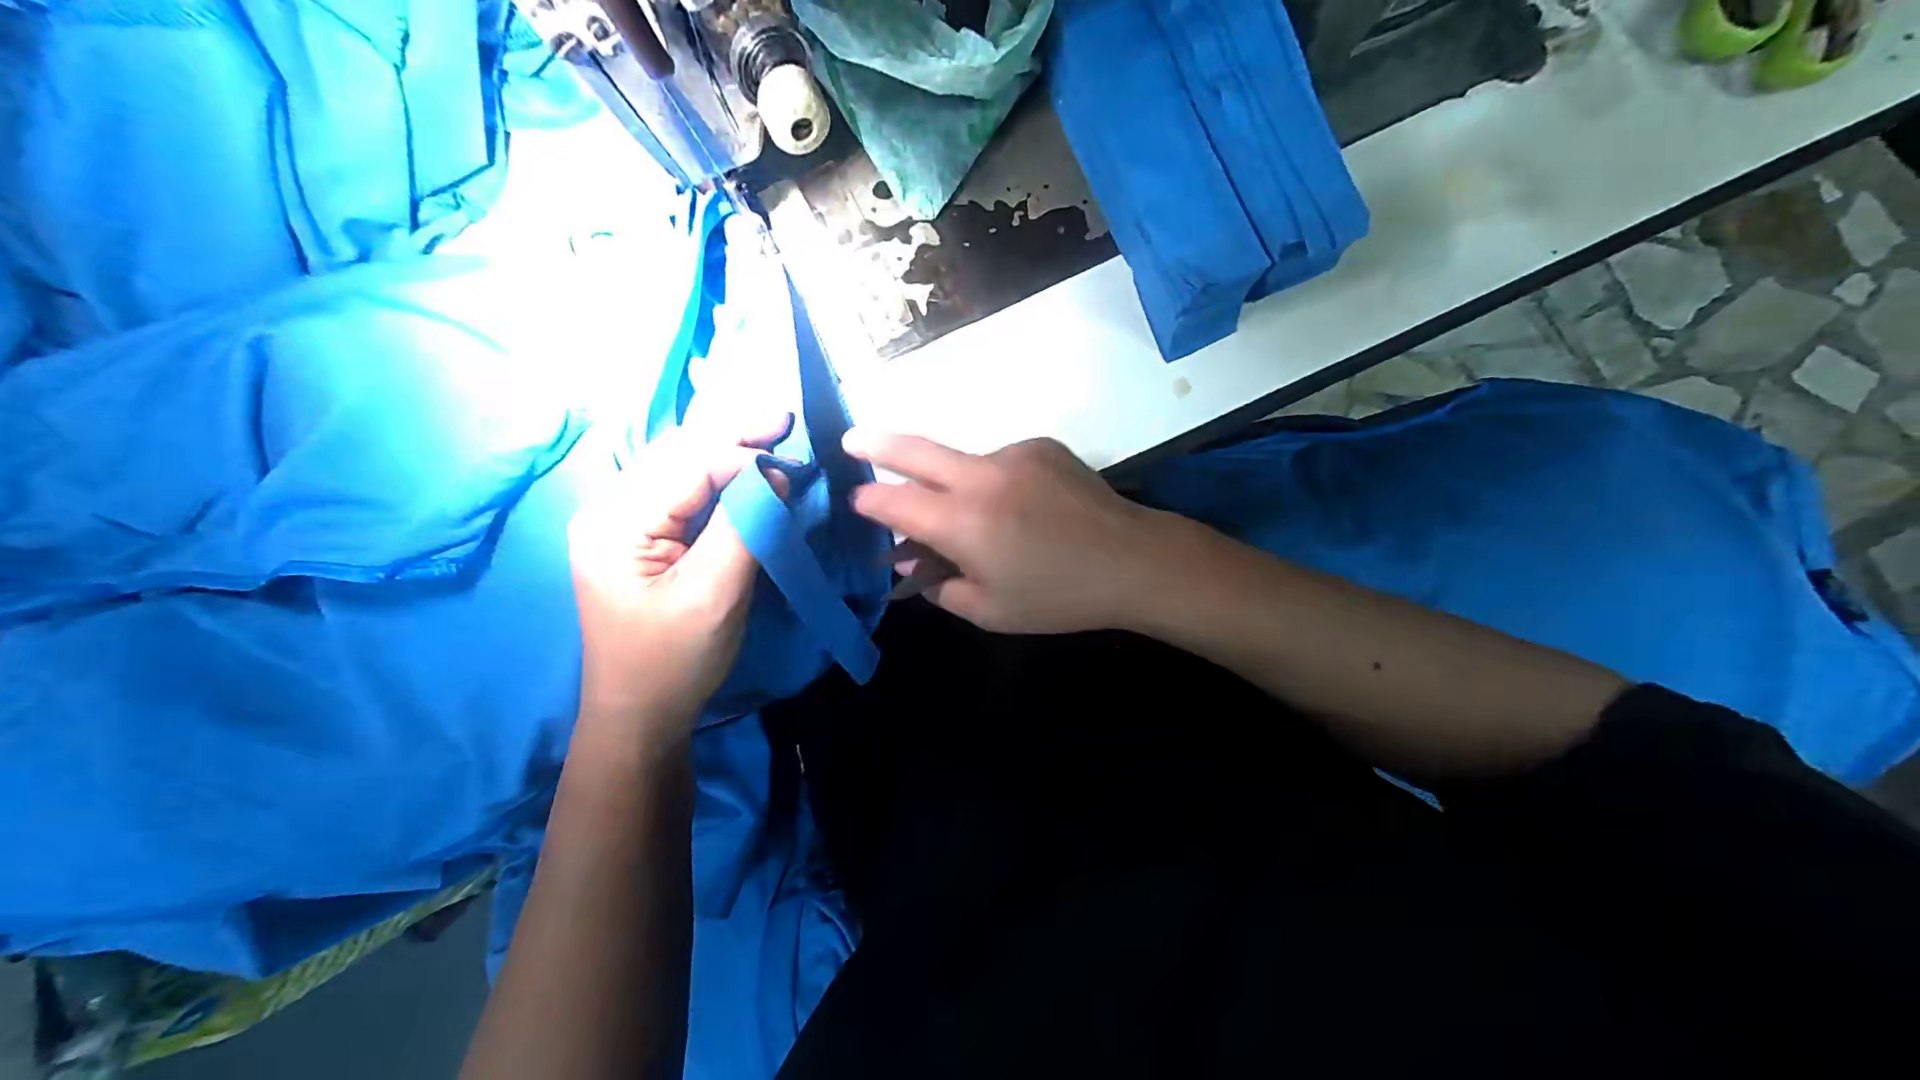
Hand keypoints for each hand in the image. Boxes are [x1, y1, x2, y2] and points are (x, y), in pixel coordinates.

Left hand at [568, 417, 791, 727]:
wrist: (639, 714)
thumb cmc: (674, 660)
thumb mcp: (714, 594)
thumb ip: (744, 527)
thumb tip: (774, 475)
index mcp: (615, 523)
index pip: (686, 466)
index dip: (741, 457)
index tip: (791, 463)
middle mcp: (609, 511)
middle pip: (676, 455)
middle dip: (732, 437)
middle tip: (783, 420)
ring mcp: (620, 523)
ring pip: (678, 468)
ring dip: (725, 453)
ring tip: (769, 435)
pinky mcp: (637, 538)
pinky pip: (679, 492)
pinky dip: (716, 478)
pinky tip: (742, 470)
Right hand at [842, 430, 1170, 633]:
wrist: (1133, 560)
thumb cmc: (1058, 597)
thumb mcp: (990, 610)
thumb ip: (938, 585)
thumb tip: (907, 560)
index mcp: (963, 522)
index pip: (895, 501)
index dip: (869, 501)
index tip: (856, 502)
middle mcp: (981, 477)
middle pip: (915, 450)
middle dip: (876, 444)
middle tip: (850, 440)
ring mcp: (1013, 454)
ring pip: (963, 463)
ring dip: (955, 483)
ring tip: (991, 524)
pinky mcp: (1041, 446)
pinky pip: (1001, 463)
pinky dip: (997, 483)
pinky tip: (1026, 510)